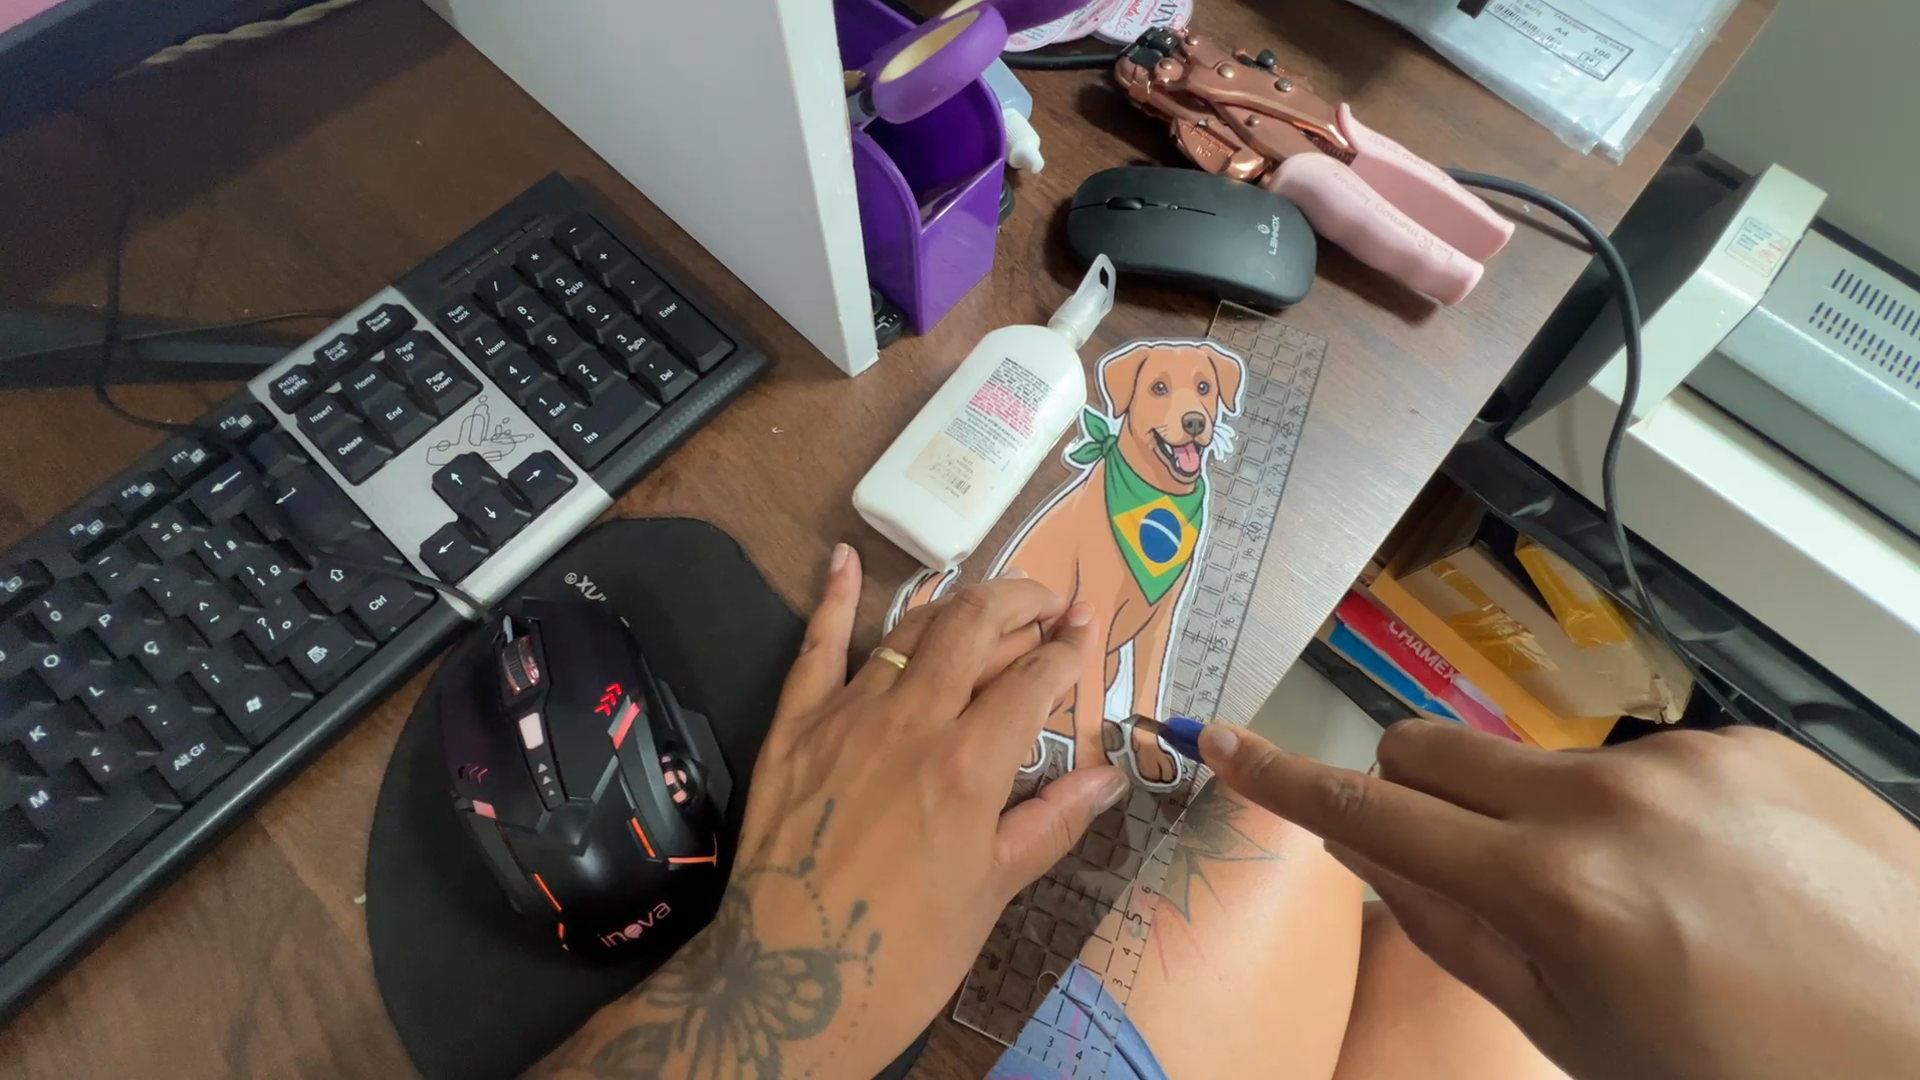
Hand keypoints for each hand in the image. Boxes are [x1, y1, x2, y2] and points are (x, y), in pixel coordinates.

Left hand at [535, 546, 1129, 1079]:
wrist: (786, 983)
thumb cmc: (905, 950)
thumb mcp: (992, 892)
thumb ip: (1052, 821)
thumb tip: (1110, 776)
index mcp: (967, 765)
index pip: (1032, 679)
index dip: (1067, 650)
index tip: (1083, 635)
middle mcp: (911, 721)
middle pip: (975, 627)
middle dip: (1021, 601)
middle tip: (1050, 600)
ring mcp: (847, 714)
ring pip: (912, 628)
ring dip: (958, 602)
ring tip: (992, 594)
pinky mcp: (796, 723)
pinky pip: (817, 647)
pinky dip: (833, 600)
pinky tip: (843, 557)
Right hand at [1200, 719, 1919, 1079]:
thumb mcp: (1580, 1039)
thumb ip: (1449, 930)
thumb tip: (1367, 852)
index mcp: (1558, 891)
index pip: (1371, 814)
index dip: (1283, 779)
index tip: (1220, 739)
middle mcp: (1606, 801)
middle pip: (1423, 748)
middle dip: (1418, 797)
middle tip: (1481, 864)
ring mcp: (1684, 761)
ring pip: (1523, 758)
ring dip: (1533, 809)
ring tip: (1642, 886)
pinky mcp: (1750, 743)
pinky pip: (1625, 757)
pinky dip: (1628, 804)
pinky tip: (1717, 867)